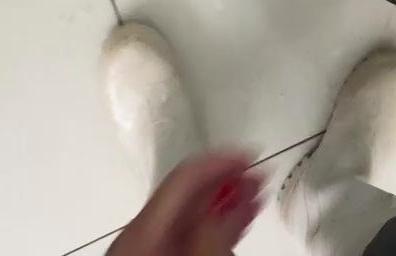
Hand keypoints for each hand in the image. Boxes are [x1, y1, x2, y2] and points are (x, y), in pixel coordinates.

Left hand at [110, 151, 262, 255]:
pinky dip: (214, 229)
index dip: (220, 160)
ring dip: (225, 204)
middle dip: (226, 181)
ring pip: (190, 218)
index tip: (250, 155)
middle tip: (258, 173)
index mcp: (139, 235)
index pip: (183, 178)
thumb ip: (210, 238)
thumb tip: (229, 201)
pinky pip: (187, 239)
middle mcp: (137, 240)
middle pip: (187, 196)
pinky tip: (234, 228)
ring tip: (254, 196)